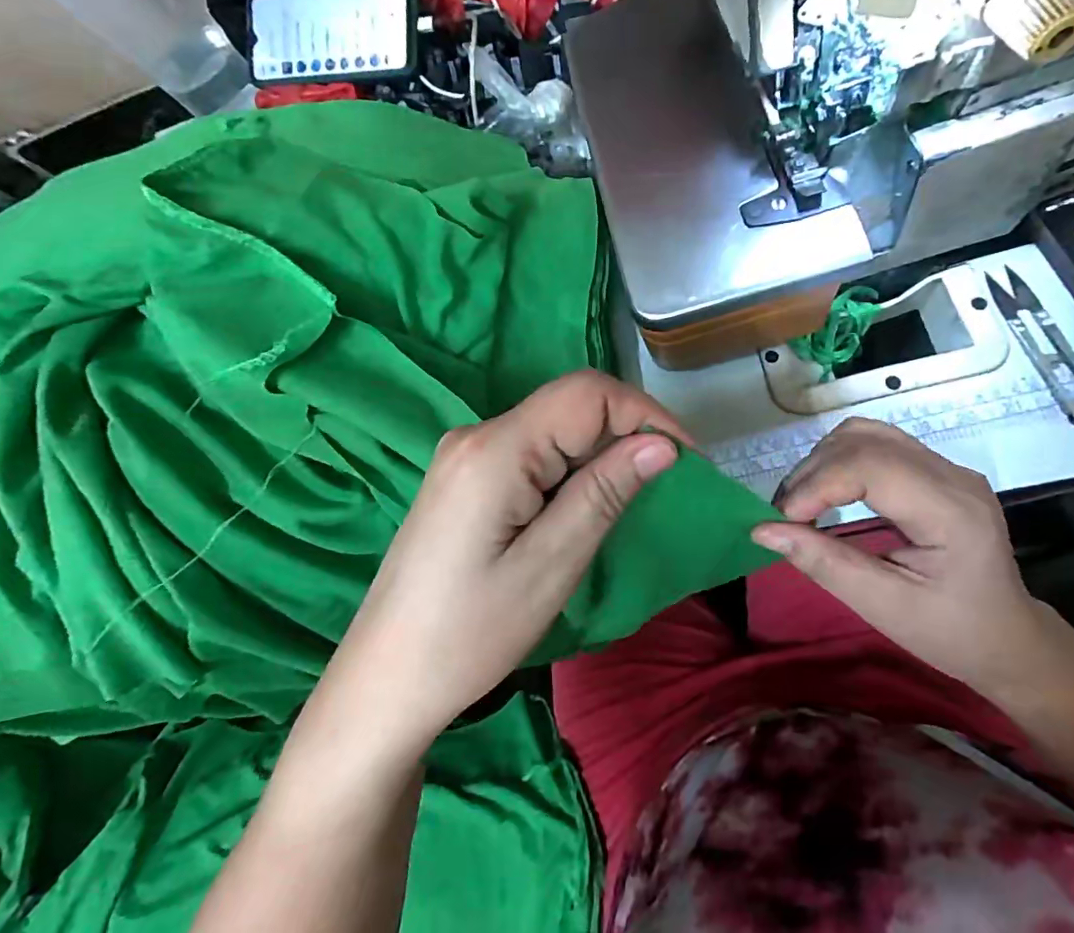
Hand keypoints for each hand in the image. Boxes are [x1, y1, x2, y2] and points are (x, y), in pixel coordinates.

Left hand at [323, 371, 684, 753]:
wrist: (385, 678)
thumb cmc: (470, 634)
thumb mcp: (550, 565)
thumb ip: (604, 493)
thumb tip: (662, 444)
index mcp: (495, 449)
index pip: (587, 394)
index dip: (646, 416)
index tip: (688, 464)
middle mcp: (476, 435)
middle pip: (569, 406)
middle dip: (627, 436)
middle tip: (667, 491)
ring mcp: (464, 456)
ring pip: (553, 430)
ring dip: (600, 456)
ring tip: (632, 504)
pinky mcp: (463, 479)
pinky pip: (531, 454)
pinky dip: (569, 471)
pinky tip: (583, 510)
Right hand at [751, 418, 1073, 700]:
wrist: (1008, 638)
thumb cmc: (951, 633)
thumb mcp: (884, 607)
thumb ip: (824, 563)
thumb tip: (763, 531)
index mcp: (951, 511)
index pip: (870, 466)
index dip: (816, 486)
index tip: (780, 521)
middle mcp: (952, 475)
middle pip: (863, 441)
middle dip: (811, 474)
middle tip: (784, 517)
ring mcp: (945, 467)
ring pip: (865, 434)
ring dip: (822, 462)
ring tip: (801, 504)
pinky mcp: (934, 470)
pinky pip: (875, 444)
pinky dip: (838, 461)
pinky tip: (827, 494)